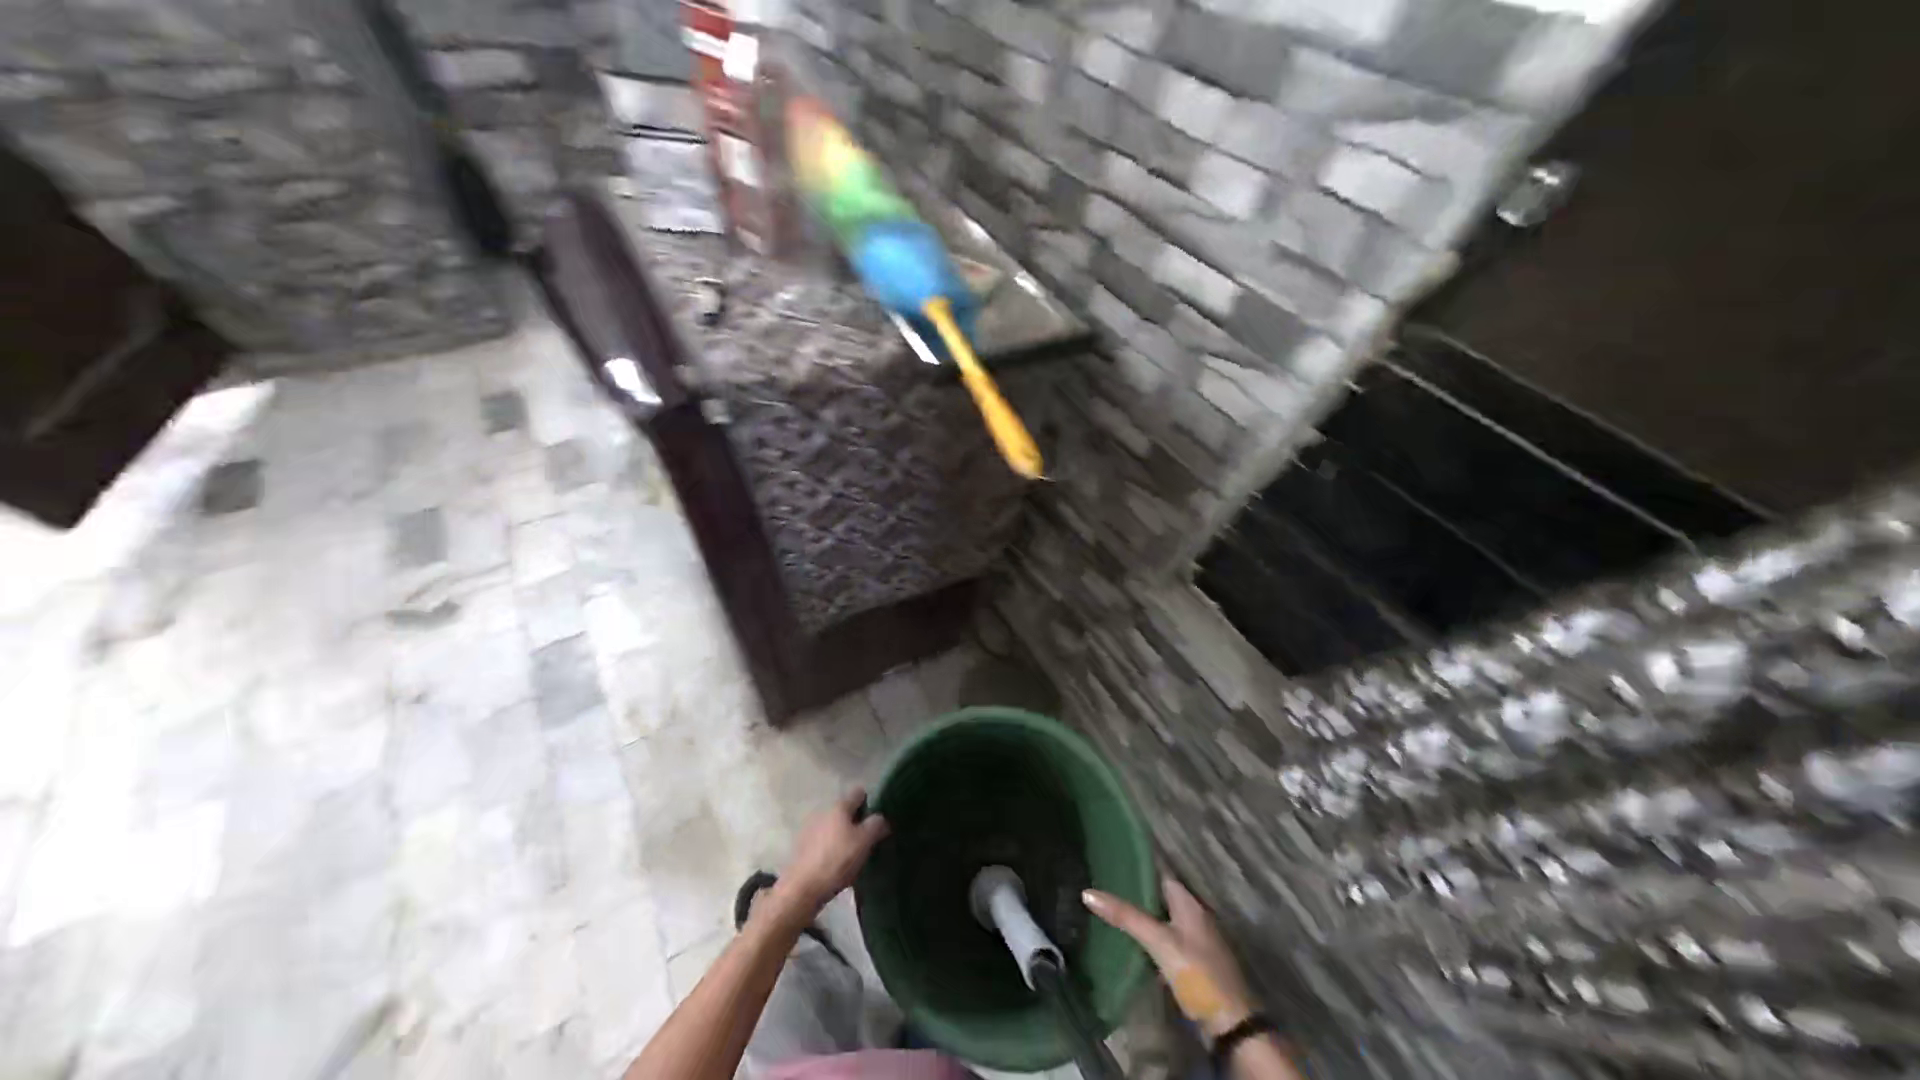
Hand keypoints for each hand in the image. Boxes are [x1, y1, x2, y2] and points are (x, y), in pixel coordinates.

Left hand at [772, 789, 890, 915]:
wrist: (802, 888)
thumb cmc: (837, 861)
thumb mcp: (864, 842)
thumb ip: (876, 825)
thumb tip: (880, 818)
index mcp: (839, 806)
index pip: (859, 793)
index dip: (870, 803)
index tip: (877, 820)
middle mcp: (823, 811)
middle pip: (845, 810)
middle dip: (857, 822)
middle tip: (867, 840)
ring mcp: (810, 828)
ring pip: (834, 826)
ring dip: (843, 835)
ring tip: (852, 855)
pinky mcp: (802, 846)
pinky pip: (823, 840)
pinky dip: (831, 847)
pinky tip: (836, 864)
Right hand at [1084, 877, 1256, 1036]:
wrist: (1230, 1026)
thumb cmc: (1197, 973)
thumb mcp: (1159, 942)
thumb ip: (1126, 916)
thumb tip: (1088, 892)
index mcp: (1190, 904)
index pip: (1161, 874)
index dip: (1137, 866)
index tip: (1110, 860)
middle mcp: (1195, 917)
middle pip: (1160, 897)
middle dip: (1134, 892)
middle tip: (1101, 886)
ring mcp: (1195, 942)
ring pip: (1161, 920)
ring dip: (1140, 917)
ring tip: (1107, 912)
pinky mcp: (1192, 965)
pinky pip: (1164, 942)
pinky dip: (1147, 939)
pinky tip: (1127, 944)